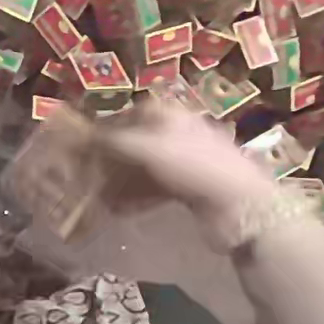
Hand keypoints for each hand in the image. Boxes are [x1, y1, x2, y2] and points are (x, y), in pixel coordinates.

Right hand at [97, 97, 275, 232]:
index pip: (132, 113)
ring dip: (119, 182)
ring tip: (97, 197)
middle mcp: (177, 135)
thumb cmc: (194, 166)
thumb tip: (82, 138)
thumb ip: (113, 142)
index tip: (84, 142)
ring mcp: (184, 163)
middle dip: (110, 159)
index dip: (107, 125)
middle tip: (87, 174)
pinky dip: (135, 199)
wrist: (240, 205)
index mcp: (171, 116)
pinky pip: (154, 190)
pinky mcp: (189, 189)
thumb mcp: (148, 148)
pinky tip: (118, 211)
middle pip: (135, 143)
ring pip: (142, 169)